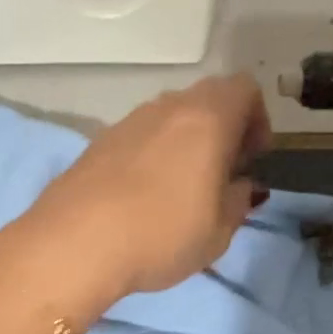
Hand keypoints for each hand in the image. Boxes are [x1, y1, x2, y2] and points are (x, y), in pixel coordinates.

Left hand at [11, 74, 271, 301]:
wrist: (75, 243)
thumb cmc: (162, 235)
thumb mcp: (219, 232)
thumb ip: (239, 202)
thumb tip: (241, 186)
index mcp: (207, 119)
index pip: (245, 90)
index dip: (257, 120)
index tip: (252, 159)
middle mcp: (167, 108)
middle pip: (205, 100)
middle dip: (222, 131)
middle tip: (222, 175)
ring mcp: (127, 122)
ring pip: (169, 118)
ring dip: (184, 144)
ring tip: (181, 191)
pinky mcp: (96, 144)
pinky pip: (139, 139)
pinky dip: (152, 157)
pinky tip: (144, 199)